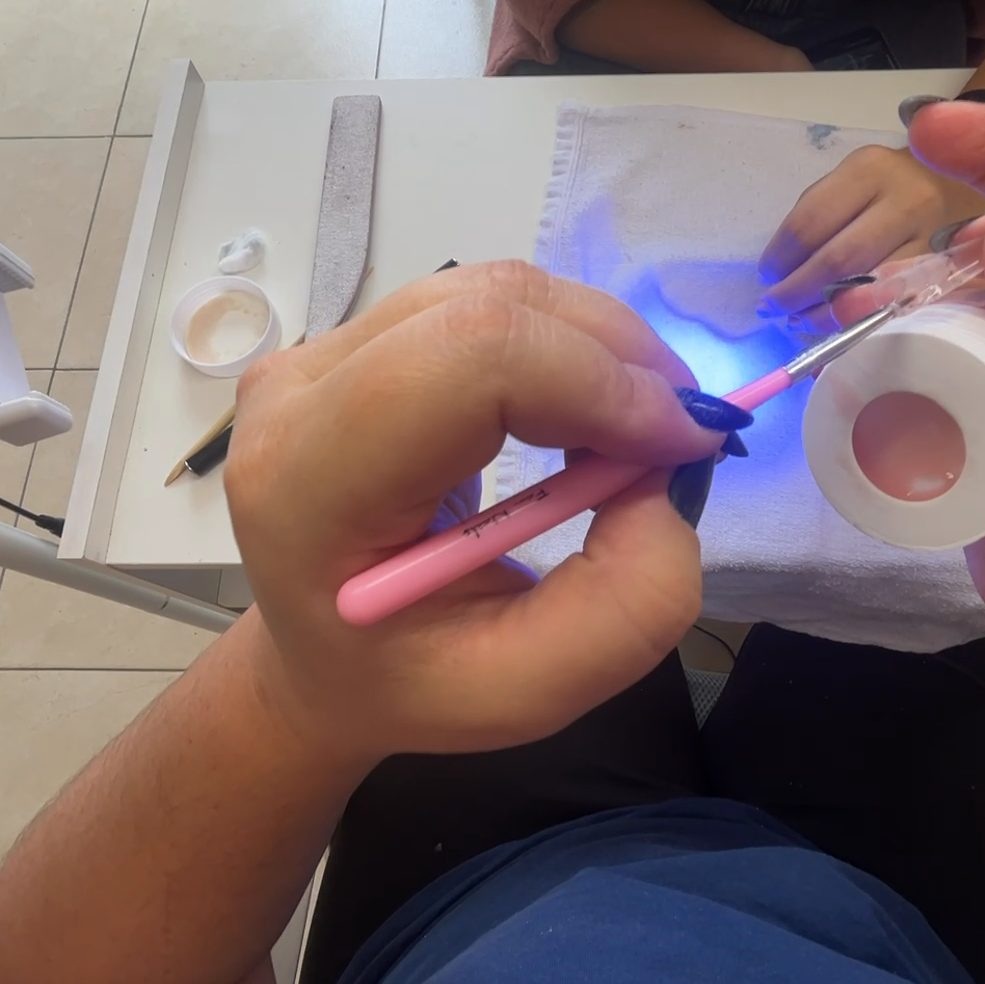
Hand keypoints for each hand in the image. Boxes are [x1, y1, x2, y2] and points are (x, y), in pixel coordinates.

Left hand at [223, 262, 725, 760]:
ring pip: (493, 291)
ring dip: (594, 344)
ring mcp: (319, 353)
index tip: (686, 444)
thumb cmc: (405, 684)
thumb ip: (626, 606)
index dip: (599, 384)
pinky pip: (479, 305)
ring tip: (638, 423)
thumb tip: (667, 477)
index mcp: (312, 482)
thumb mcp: (525, 692)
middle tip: (681, 432)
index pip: (470, 362)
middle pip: (487, 307)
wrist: (318, 656)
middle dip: (616, 356)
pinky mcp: (354, 343)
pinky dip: (560, 341)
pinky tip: (583, 403)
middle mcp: (299, 391)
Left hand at [759, 144, 984, 316]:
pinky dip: (851, 318)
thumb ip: (814, 220)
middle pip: (836, 261)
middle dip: (795, 292)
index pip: (808, 224)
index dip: (779, 258)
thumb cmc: (883, 189)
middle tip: (772, 306)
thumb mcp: (849, 183)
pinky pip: (887, 304)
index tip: (766, 276)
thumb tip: (778, 274)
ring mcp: (928, 239)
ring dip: (820, 312)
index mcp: (867, 172)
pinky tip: (831, 320)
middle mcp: (904, 201)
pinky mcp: (941, 271)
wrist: (957, 185)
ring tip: (796, 318)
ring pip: (863, 289)